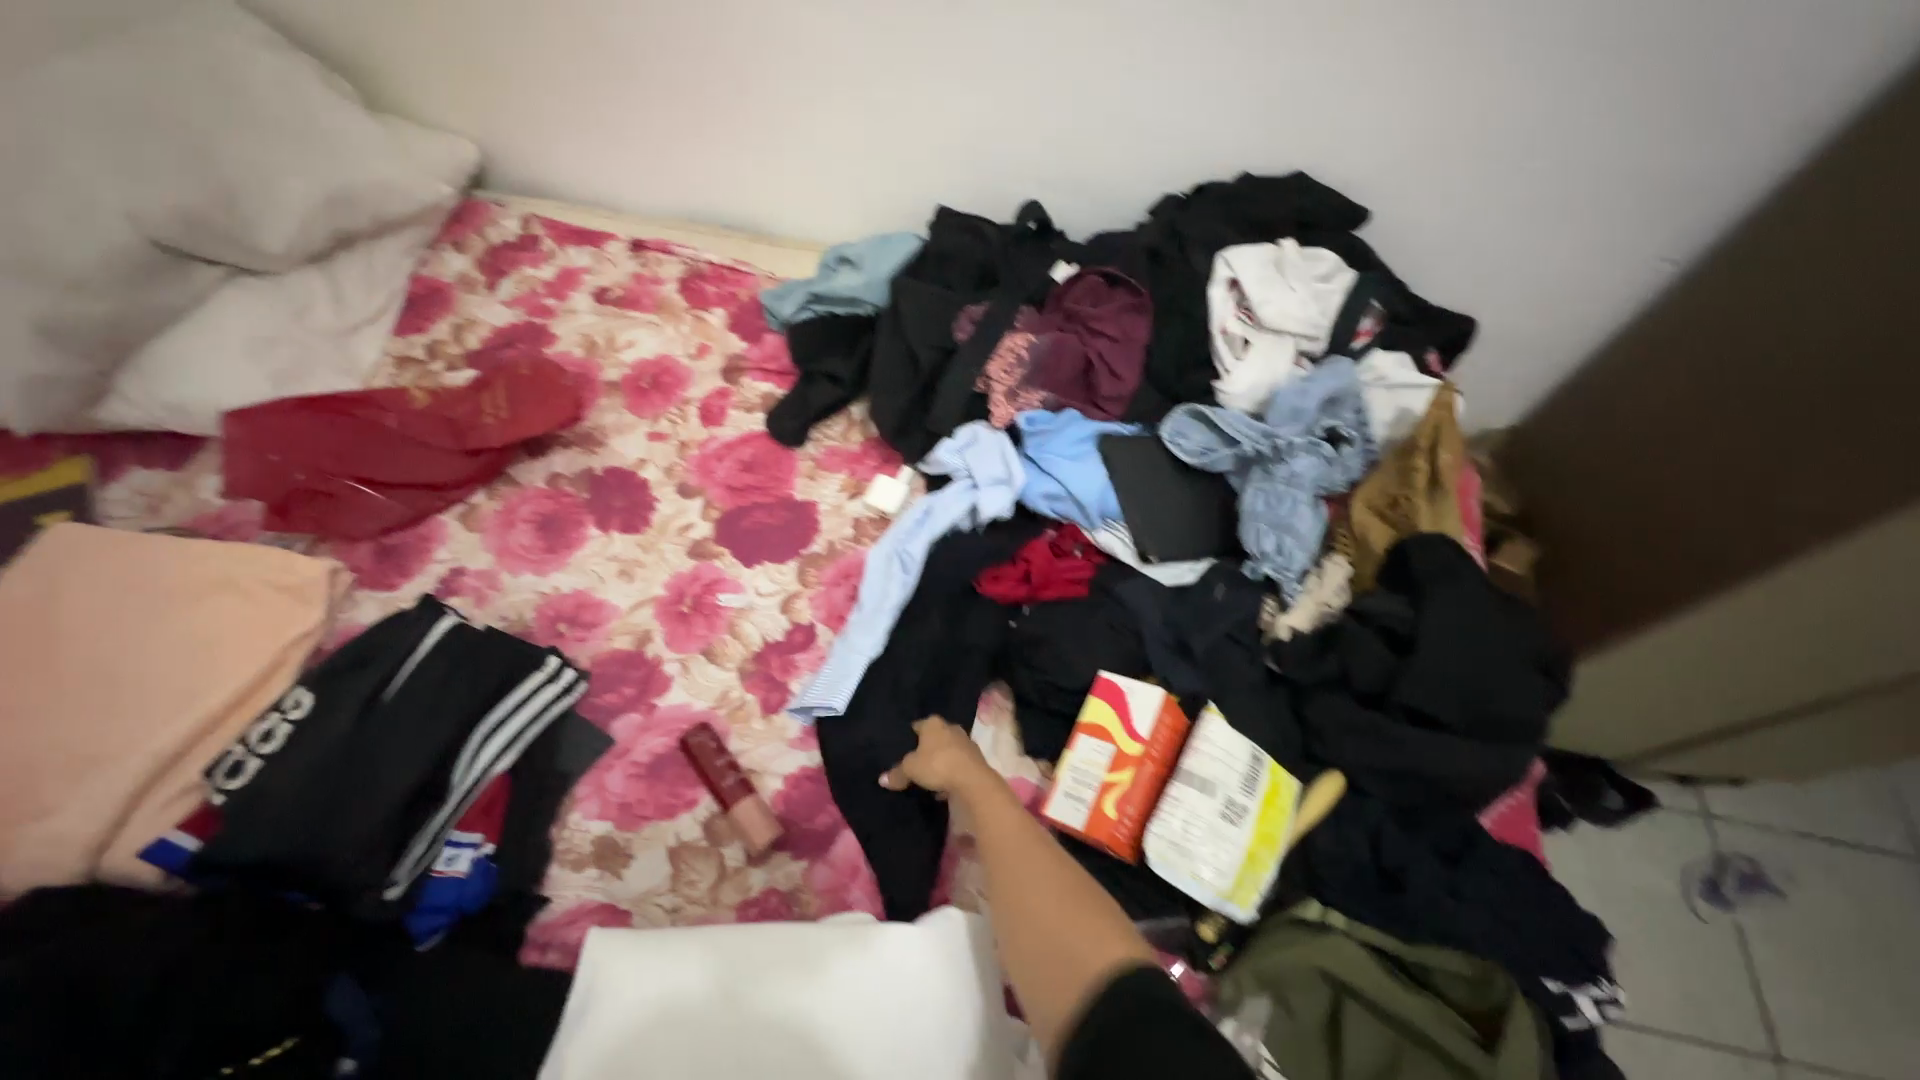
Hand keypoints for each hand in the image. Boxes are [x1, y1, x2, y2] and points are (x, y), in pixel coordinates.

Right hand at [879, 716, 996, 797]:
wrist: (972, 780)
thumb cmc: (937, 765)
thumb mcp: (910, 770)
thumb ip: (897, 773)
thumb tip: (882, 779)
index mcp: (933, 723)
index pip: (918, 725)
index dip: (909, 736)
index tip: (902, 747)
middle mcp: (951, 728)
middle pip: (935, 737)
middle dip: (927, 748)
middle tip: (914, 762)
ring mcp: (966, 743)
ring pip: (948, 751)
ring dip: (941, 761)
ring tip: (928, 777)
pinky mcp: (976, 759)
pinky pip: (958, 765)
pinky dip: (951, 773)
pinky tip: (943, 788)